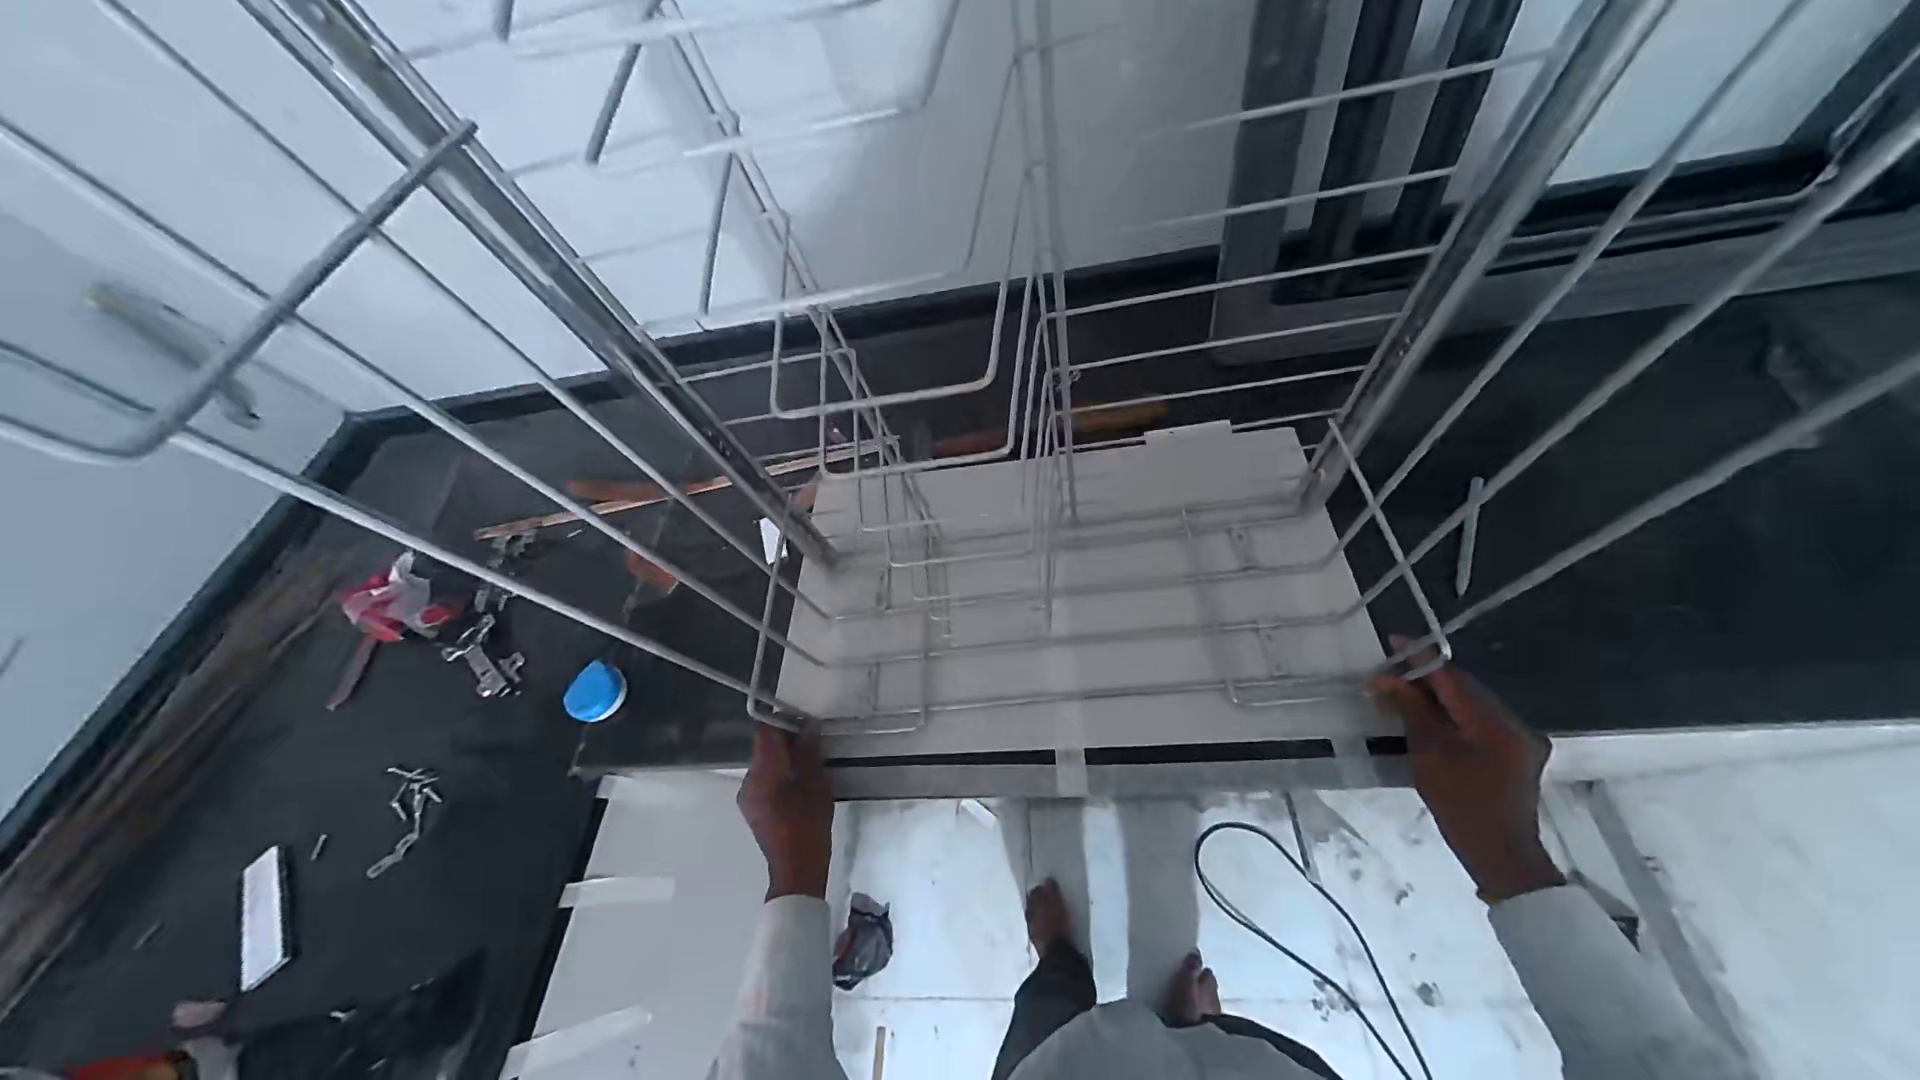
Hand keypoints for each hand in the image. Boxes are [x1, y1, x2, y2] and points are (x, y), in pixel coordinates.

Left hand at [737, 722, 833, 899]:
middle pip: (764, 747)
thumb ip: (808, 752)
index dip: (782, 719)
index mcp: (763, 771)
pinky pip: (765, 780)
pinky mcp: (753, 809)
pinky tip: (799, 783)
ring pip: (765, 764)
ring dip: (785, 757)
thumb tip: (807, 726)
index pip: (765, 731)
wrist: (795, 870)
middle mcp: (748, 779)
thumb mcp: (816, 783)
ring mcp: (748, 796)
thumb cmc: (808, 824)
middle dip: (787, 739)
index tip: (802, 718)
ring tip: (810, 762)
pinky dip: (780, 774)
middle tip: (813, 740)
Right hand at [1369, 637, 1564, 901]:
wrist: (1498, 851)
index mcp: (1496, 724)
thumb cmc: (1459, 802)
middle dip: (1426, 678)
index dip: (1422, 660)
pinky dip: (1450, 713)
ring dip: (1435, 696)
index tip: (1395, 641)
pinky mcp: (1515, 751)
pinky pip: (1477, 720)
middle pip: (1464, 688)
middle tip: (1388, 672)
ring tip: (1400, 693)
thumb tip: (1387, 678)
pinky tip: (1426, 716)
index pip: (1453, 679)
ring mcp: (1519, 738)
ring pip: (1470, 703)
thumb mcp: (1429, 752)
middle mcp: (1515, 724)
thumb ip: (1411, 709)